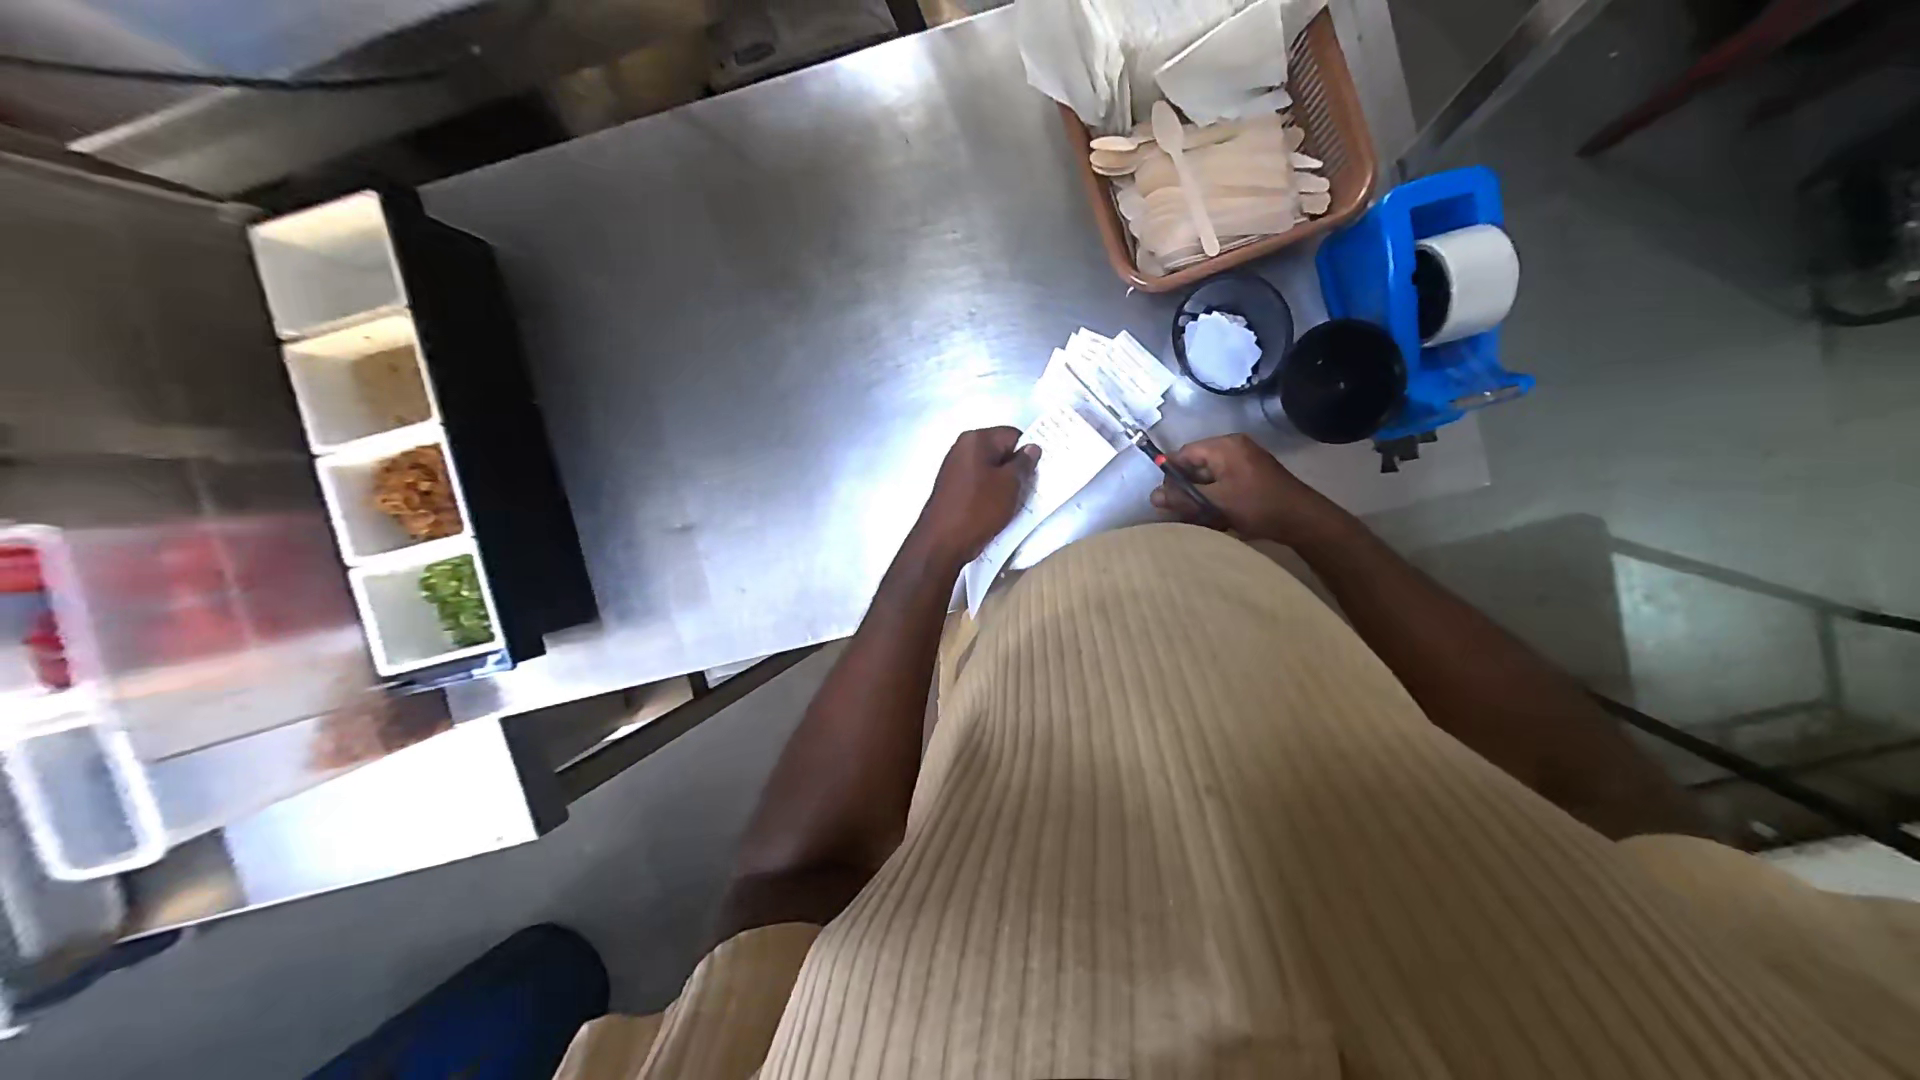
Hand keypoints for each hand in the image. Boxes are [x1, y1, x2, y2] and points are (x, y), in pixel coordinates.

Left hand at [911, 427, 1039, 565]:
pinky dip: (990, 495)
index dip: (1027, 453)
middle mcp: (961, 448)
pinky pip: (979, 485)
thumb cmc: (979, 508)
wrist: (942, 542)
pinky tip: (997, 511)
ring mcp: (954, 469)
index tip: (1036, 473)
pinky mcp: (952, 489)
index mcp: (976, 439)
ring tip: (1013, 503)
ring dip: (1004, 485)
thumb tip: (1031, 448)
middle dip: (1015, 469)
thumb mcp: (1010, 484)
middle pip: (1000, 452)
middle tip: (1028, 489)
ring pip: (990, 471)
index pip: (1012, 435)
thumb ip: (1024, 463)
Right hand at [1149, 434, 1353, 547]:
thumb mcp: (1216, 502)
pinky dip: (1215, 499)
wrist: (1302, 519)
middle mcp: (1233, 448)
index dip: (1170, 475)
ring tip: (1196, 518)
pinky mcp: (1251, 477)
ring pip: (1209, 478)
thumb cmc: (1257, 505)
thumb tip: (1153, 496)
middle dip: (1186, 489)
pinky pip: (1223, 484)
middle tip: (1179, 511)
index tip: (1165, 498)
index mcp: (1224, 446)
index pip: (1184, 454)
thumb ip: (1183, 498)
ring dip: (1200, 498)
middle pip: (1196, 466)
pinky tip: (1214, 519)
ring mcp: (1244, 462)